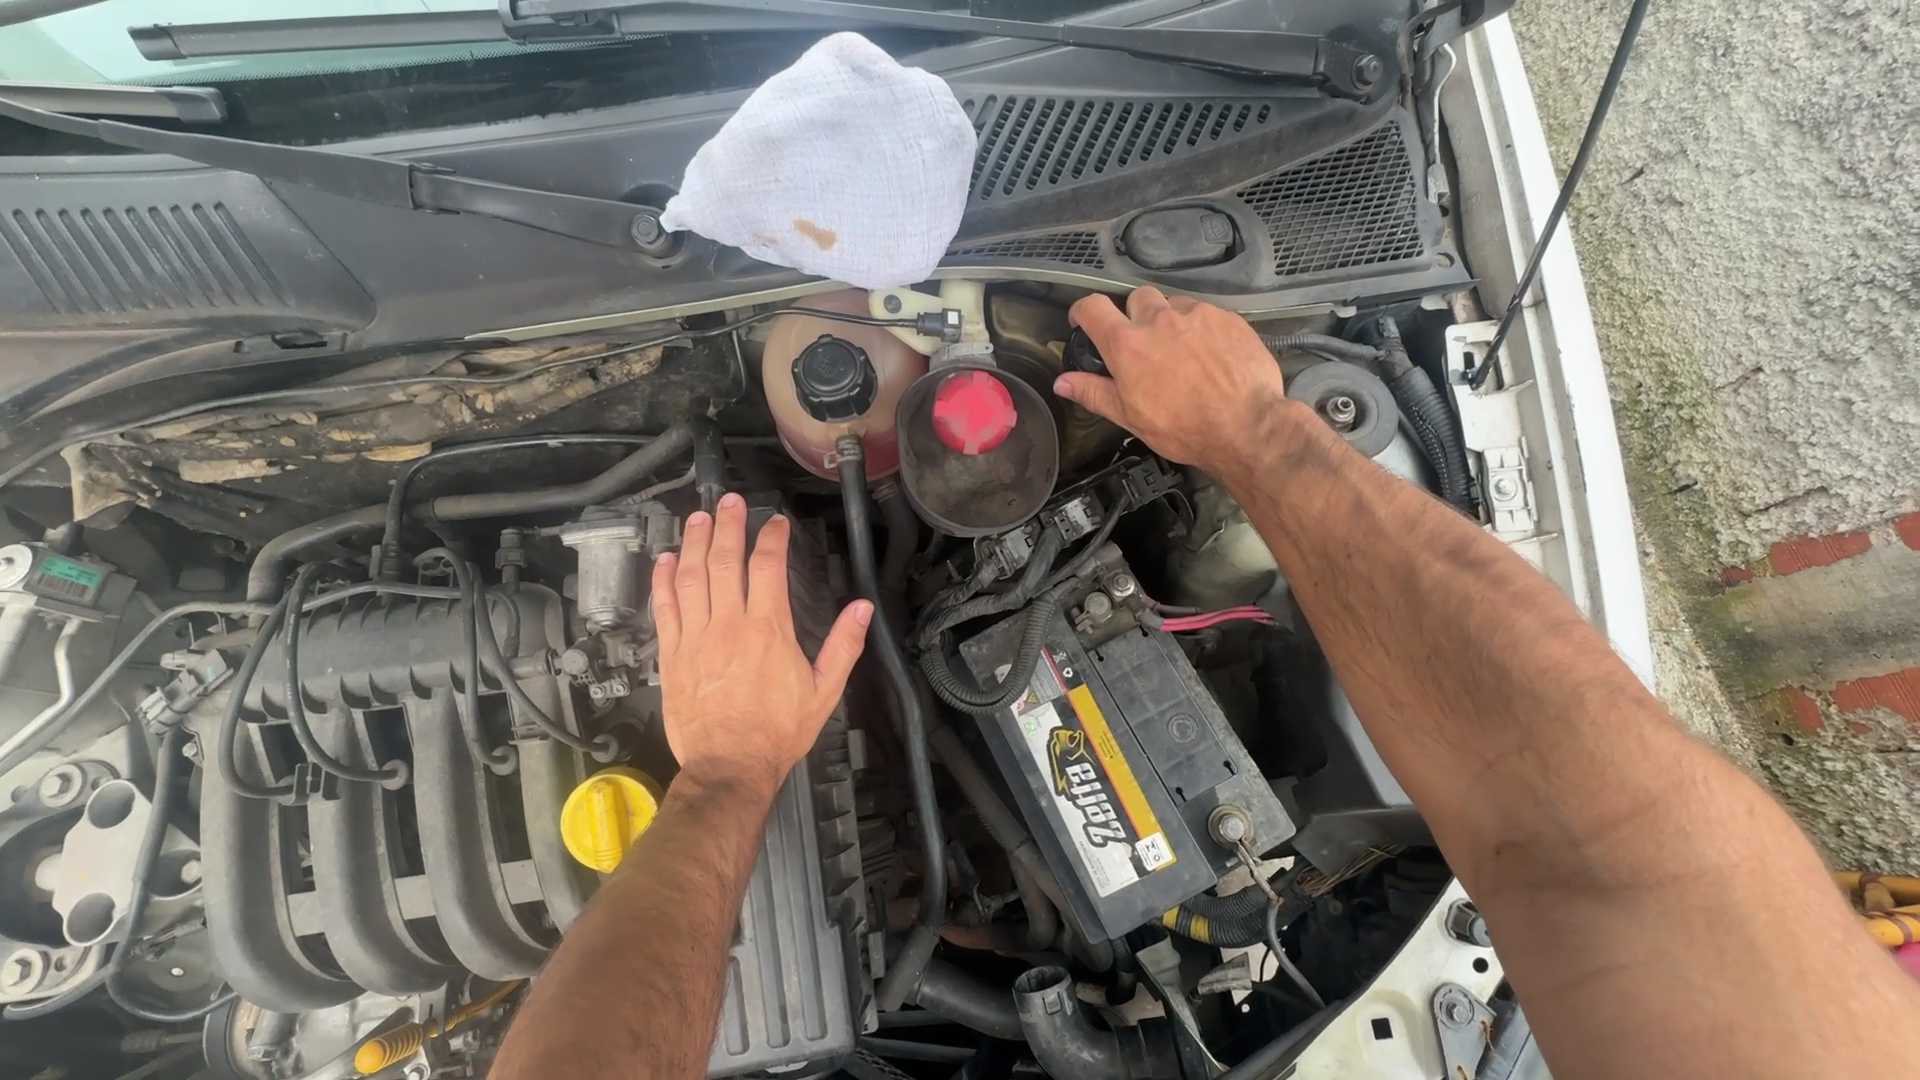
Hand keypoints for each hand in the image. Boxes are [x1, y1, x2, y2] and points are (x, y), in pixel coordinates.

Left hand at [652, 493, 871, 796]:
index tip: (776, 523)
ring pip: (691, 578)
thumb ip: (844, 646)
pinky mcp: (672, 656)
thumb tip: (862, 609)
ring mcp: (695, 639)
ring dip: (694, 543)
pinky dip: (664, 581)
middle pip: (724, 562)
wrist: (730, 767)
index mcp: (768, 631)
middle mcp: (728, 626)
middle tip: (729, 501)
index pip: (768, 568)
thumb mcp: (825, 691)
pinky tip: (666, 560)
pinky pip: (664, 609)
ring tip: (699, 517)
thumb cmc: (778, 732)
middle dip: (727, 526)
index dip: (772, 538)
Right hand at [1054, 287, 1297, 474]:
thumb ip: (1093, 392)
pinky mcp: (1226, 318)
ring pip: (1172, 304)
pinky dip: (1199, 329)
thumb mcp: (1129, 416)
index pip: (1092, 308)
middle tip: (1142, 344)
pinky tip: (1207, 356)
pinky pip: (1205, 314)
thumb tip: (1063, 383)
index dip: (1082, 311)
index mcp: (1127, 345)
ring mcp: (1196, 315)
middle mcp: (1159, 320)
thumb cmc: (1184, 427)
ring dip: (1169, 321)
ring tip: (1178, 351)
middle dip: (1134, 316)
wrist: (1245, 426)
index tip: (1083, 320)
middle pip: (1136, 298)